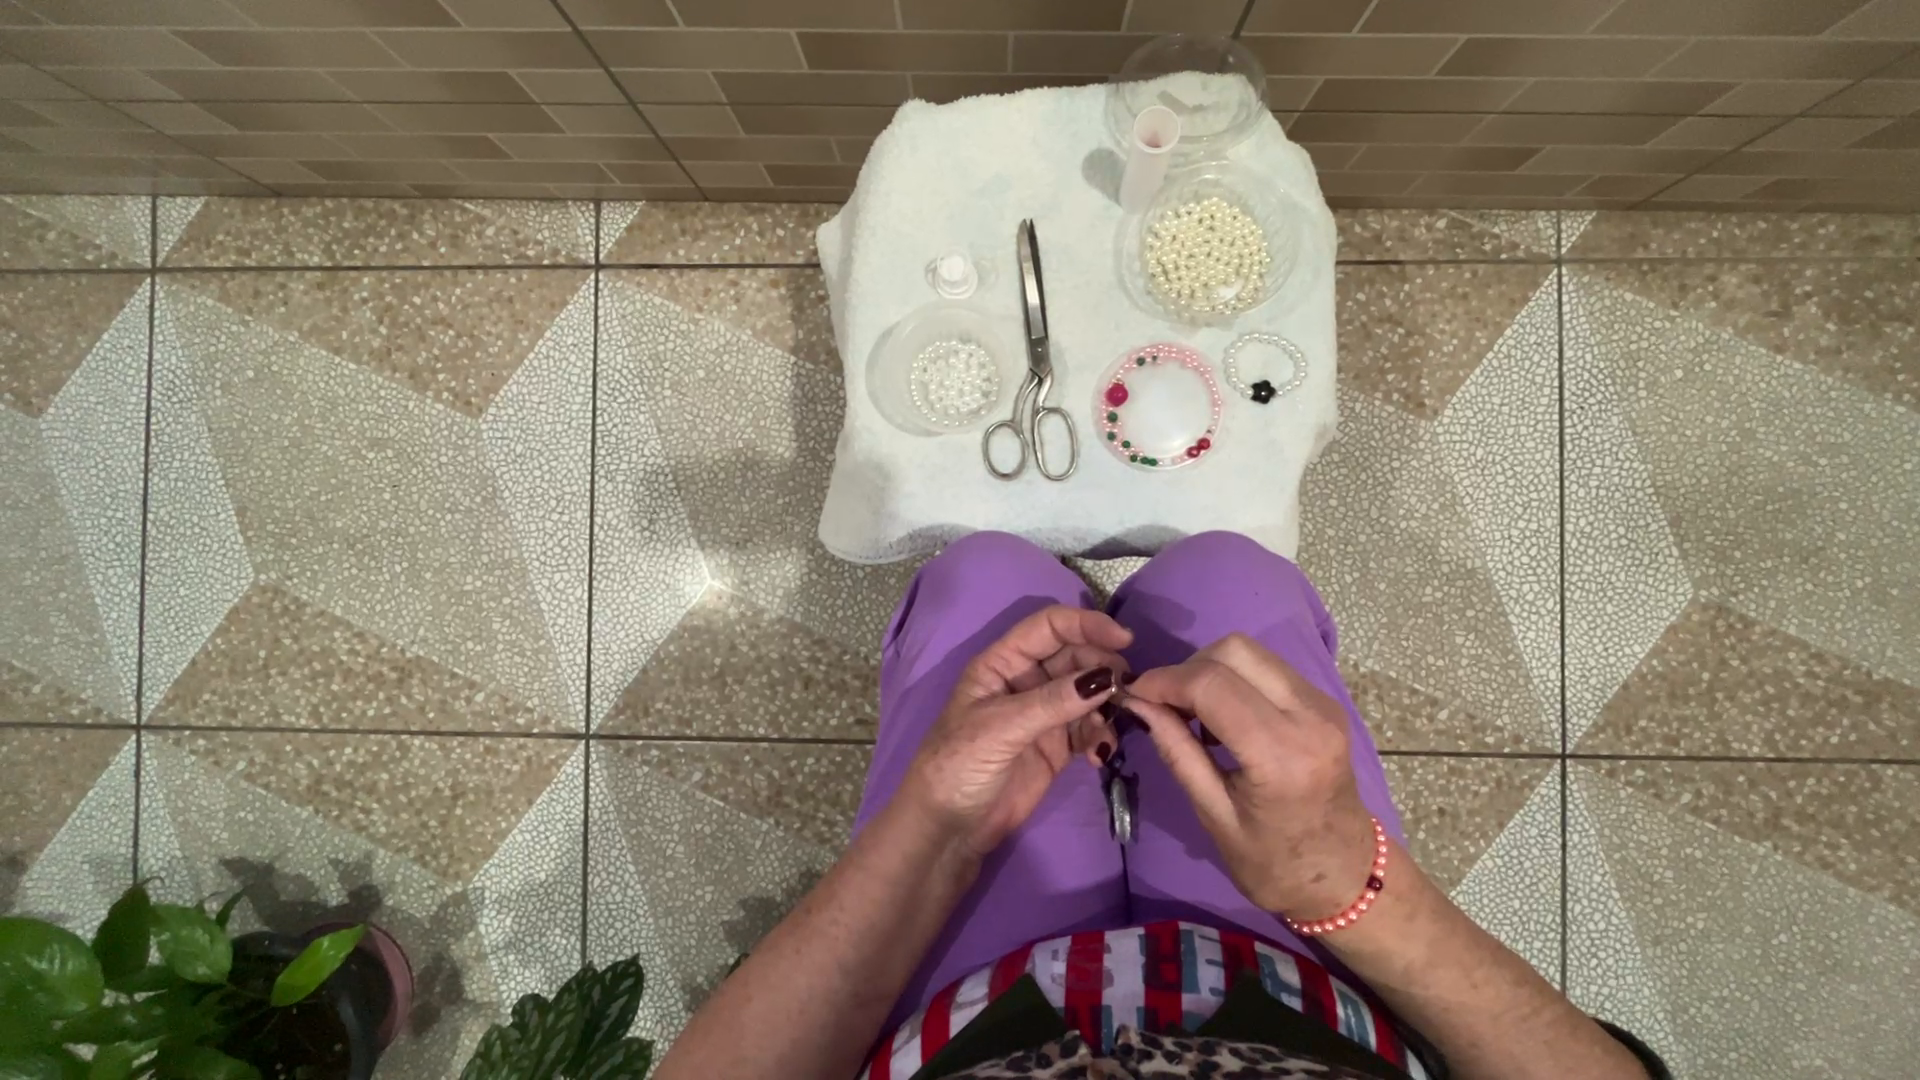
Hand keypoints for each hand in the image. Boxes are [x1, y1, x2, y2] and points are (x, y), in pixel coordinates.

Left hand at [901, 605, 1131, 857]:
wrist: (948, 829)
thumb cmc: (958, 766)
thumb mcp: (1000, 727)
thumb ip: (1052, 702)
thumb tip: (1105, 679)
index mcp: (1001, 663)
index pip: (1048, 627)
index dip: (1085, 625)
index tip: (1123, 639)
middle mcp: (1025, 680)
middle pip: (1074, 656)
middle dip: (1102, 667)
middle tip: (1126, 689)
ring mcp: (1043, 714)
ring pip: (1087, 692)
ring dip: (1107, 704)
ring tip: (1114, 727)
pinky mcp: (1056, 747)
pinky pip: (1089, 728)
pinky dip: (1102, 735)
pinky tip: (1101, 753)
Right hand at [1124, 633, 1375, 919]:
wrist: (1345, 879)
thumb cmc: (1274, 862)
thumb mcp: (1213, 813)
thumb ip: (1176, 750)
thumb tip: (1137, 702)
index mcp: (1281, 755)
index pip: (1210, 685)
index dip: (1163, 681)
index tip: (1134, 695)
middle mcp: (1310, 717)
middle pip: (1233, 651)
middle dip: (1187, 669)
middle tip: (1165, 705)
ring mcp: (1323, 705)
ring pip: (1250, 651)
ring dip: (1210, 669)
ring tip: (1193, 712)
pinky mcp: (1325, 702)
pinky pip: (1266, 666)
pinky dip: (1233, 677)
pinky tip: (1222, 714)